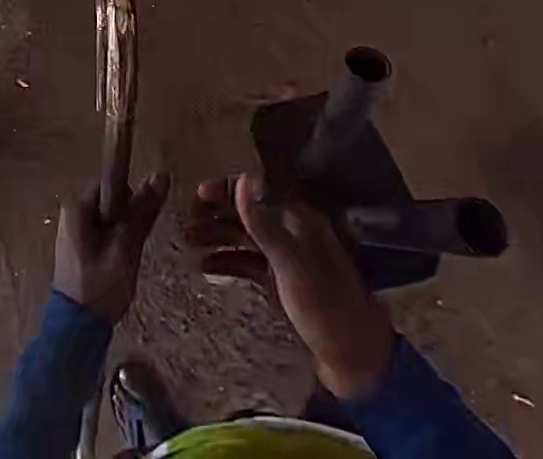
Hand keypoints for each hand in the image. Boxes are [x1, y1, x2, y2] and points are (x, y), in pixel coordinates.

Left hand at [52, 171, 171, 322]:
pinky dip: (114, 243)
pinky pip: (101, 232)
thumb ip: (142, 213)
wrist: (75, 329)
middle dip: (127, 218)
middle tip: (133, 245)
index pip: (109, 183)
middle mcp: (70, 213)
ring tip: (127, 258)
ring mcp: (71, 230)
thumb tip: (160, 175)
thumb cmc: (99, 286)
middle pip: (109, 200)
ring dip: (122, 233)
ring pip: (108, 218)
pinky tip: (119, 264)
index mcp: (75, 207)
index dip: (129, 198)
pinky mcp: (77, 246)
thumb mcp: (125, 249)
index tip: (139, 222)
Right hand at [184, 175, 393, 398]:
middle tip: (186, 222)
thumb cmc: (326, 310)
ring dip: (215, 236)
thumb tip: (242, 179)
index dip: (225, 192)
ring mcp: (285, 258)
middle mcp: (291, 233)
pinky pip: (246, 262)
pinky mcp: (280, 281)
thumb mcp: (292, 267)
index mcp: (300, 221)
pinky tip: (205, 267)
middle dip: (214, 215)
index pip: (255, 192)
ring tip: (187, 242)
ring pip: (243, 237)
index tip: (196, 197)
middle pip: (246, 213)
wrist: (356, 364)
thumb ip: (263, 225)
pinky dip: (225, 261)